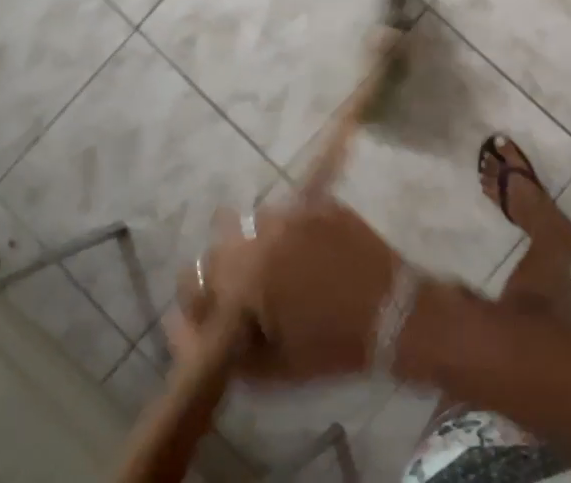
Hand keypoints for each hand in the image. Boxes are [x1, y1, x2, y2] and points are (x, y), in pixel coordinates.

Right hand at [175, 200, 403, 383]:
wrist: (396, 313)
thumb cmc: (330, 346)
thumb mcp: (265, 366)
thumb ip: (207, 346)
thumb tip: (175, 321)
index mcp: (245, 272)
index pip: (196, 275)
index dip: (202, 296)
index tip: (218, 311)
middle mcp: (265, 232)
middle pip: (224, 241)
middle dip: (230, 265)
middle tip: (254, 291)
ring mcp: (299, 212)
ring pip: (258, 220)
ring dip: (261, 241)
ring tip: (284, 268)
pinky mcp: (326, 203)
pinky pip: (293, 210)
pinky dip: (292, 228)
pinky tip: (310, 251)